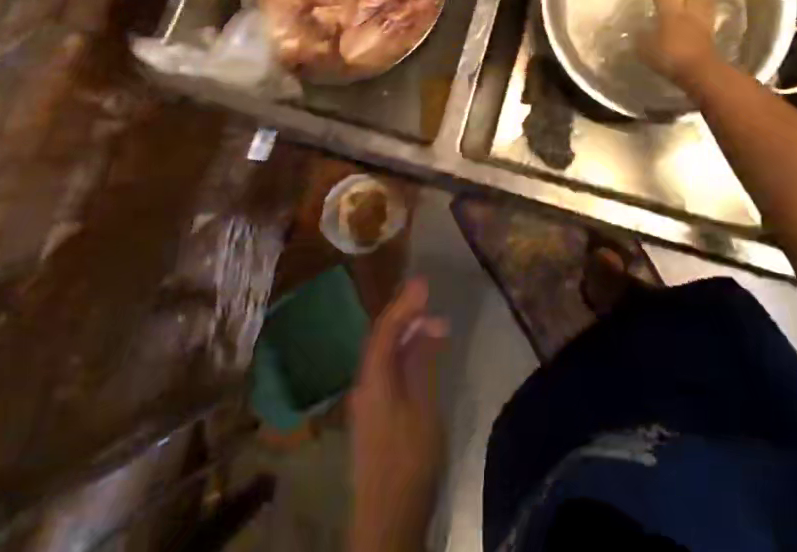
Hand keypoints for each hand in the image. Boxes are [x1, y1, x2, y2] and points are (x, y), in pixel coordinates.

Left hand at [348, 277, 447, 551]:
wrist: (389, 515)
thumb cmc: (410, 457)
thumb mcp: (424, 406)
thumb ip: (424, 362)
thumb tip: (431, 324)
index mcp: (372, 381)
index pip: (384, 331)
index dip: (403, 303)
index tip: (424, 280)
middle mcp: (363, 387)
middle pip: (380, 340)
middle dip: (404, 314)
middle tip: (429, 294)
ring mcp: (367, 404)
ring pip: (384, 356)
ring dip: (406, 334)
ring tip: (432, 320)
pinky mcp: (376, 418)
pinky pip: (388, 370)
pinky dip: (405, 354)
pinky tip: (423, 356)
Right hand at [642, 0, 721, 84]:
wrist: (700, 71)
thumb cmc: (671, 55)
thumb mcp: (647, 49)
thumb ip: (642, 38)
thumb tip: (638, 31)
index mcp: (671, 11)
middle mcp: (688, 11)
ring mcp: (703, 22)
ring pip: (704, 1)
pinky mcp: (711, 35)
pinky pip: (708, 17)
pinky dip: (706, 11)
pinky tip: (703, 12)